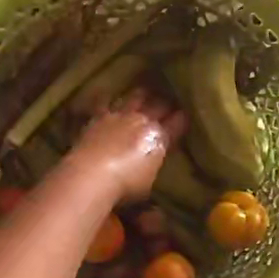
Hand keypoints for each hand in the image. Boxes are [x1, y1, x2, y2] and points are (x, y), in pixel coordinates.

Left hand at [64, 91, 186, 201]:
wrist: (92, 174)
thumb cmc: (126, 185)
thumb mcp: (149, 180)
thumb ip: (153, 164)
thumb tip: (152, 159)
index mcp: (159, 136)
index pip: (178, 122)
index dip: (183, 118)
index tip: (186, 116)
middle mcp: (142, 120)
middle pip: (159, 105)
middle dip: (165, 103)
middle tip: (168, 102)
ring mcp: (119, 116)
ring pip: (135, 97)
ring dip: (141, 95)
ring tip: (144, 92)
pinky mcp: (98, 117)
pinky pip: (104, 101)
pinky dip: (108, 98)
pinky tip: (107, 95)